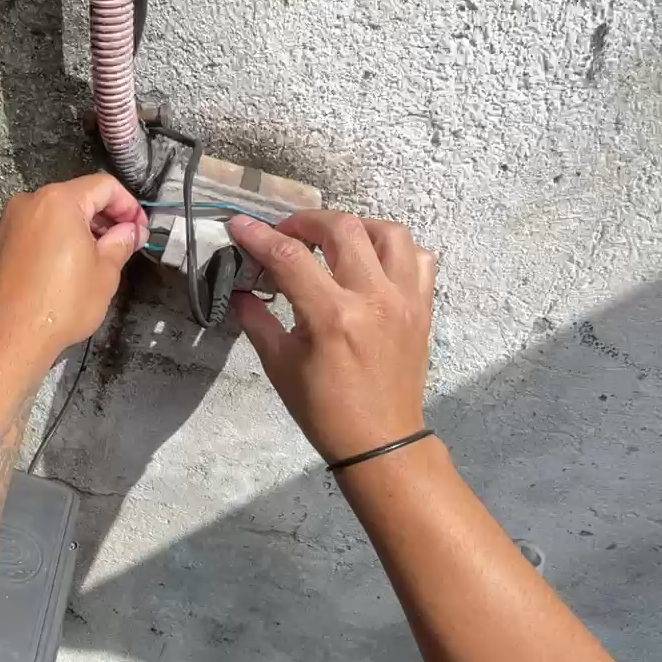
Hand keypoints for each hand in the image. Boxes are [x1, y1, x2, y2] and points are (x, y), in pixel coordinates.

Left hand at [0, 173, 145, 363]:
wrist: (11, 337)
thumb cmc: (62, 304)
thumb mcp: (105, 272)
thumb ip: (121, 242)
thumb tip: (130, 231)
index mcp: (59, 201)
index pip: (104, 186)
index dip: (129, 205)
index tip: (139, 228)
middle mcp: (29, 203)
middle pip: (76, 197)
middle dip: (104, 217)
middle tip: (123, 243)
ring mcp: (8, 222)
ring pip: (53, 214)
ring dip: (79, 228)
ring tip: (96, 257)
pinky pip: (33, 230)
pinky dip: (53, 239)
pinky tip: (65, 266)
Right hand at [227, 211, 437, 461]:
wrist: (380, 440)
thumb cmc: (322, 407)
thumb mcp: (279, 363)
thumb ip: (256, 319)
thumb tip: (239, 290)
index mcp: (332, 316)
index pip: (290, 257)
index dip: (259, 235)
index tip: (239, 223)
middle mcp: (373, 299)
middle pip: (342, 229)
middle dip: (306, 222)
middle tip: (286, 233)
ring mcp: (405, 300)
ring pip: (389, 233)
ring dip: (355, 226)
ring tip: (333, 240)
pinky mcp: (422, 307)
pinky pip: (418, 258)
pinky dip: (393, 248)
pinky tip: (371, 260)